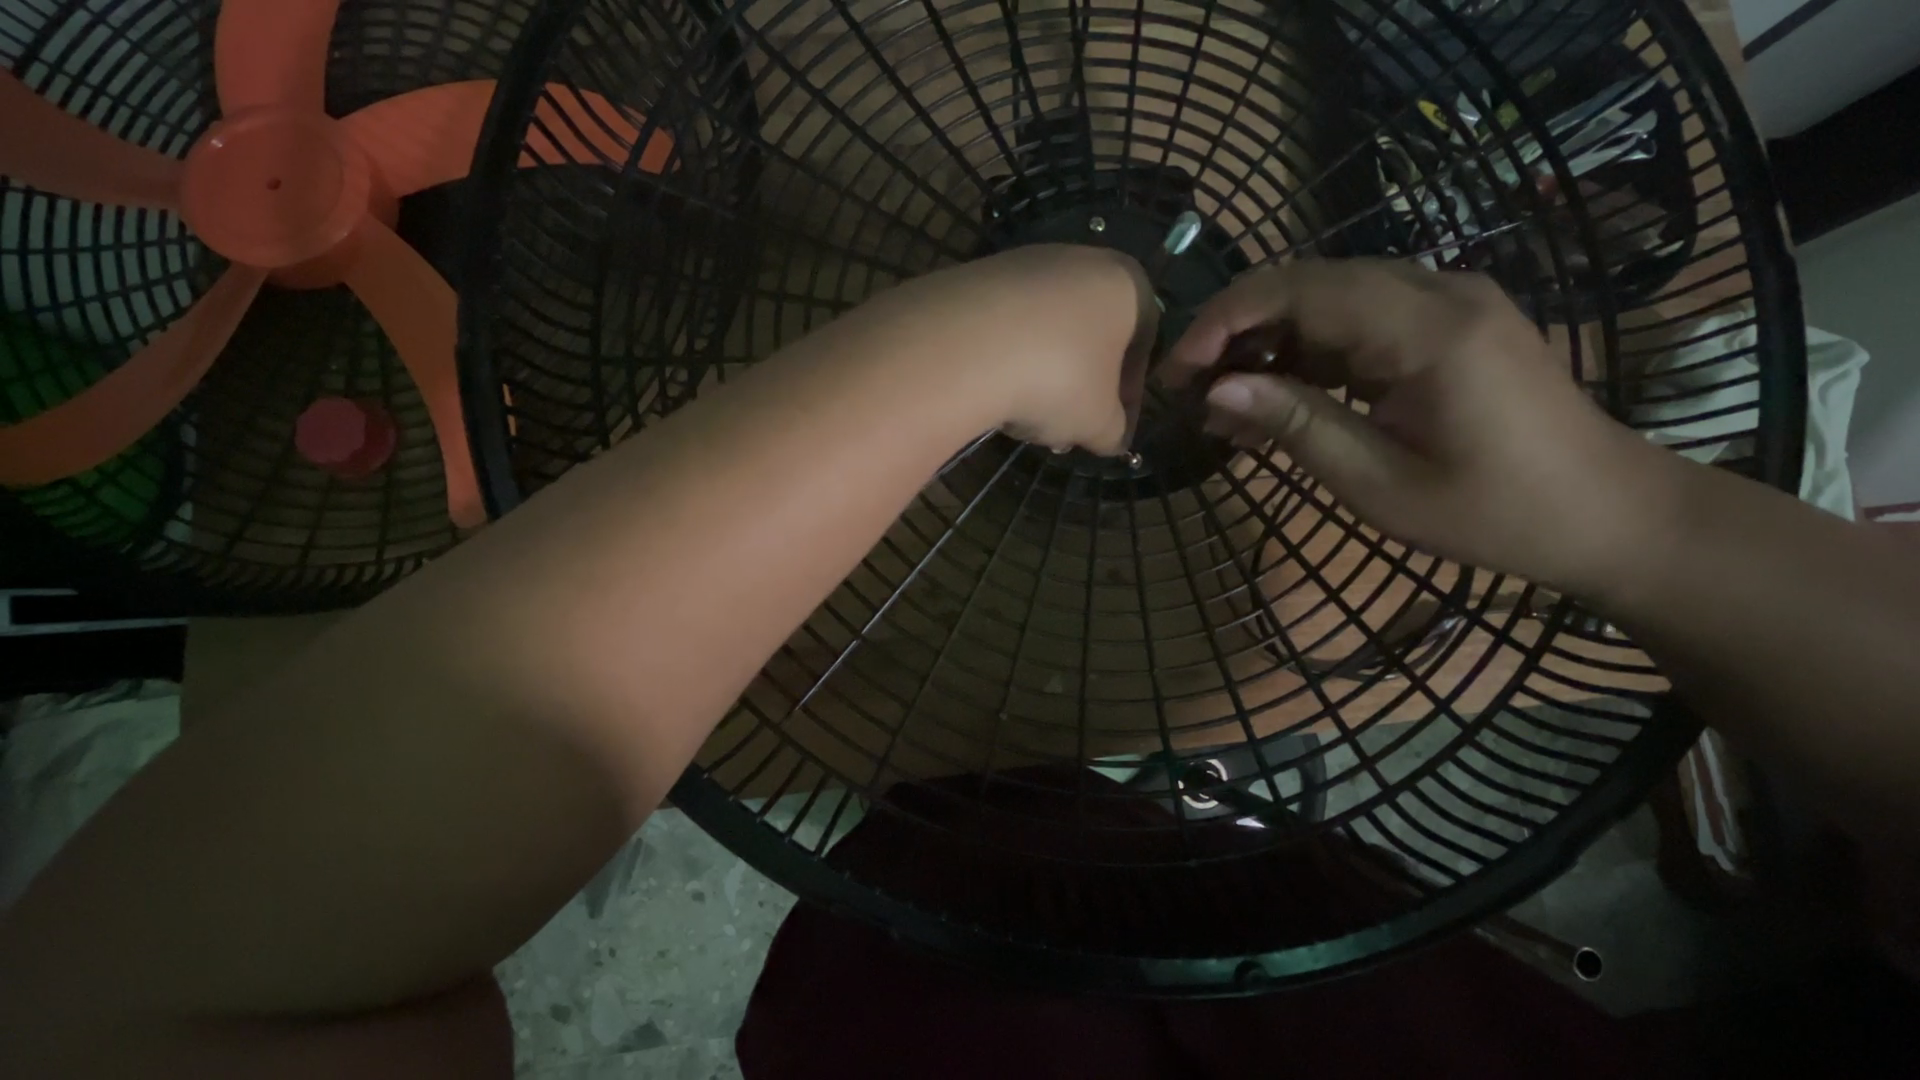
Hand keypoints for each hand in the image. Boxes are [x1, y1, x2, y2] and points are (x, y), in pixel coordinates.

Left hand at [860, 244, 1157, 454]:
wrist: (965, 343)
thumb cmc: (1059, 378)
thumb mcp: (1099, 422)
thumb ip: (1114, 431)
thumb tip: (1112, 437)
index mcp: (1128, 284)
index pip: (1145, 343)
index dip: (1130, 395)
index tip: (1112, 428)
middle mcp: (1081, 260)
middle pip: (1091, 332)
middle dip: (1081, 384)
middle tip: (1066, 426)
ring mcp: (1026, 263)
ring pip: (1047, 328)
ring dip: (1042, 372)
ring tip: (1024, 415)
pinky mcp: (977, 275)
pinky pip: (1006, 323)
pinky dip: (1005, 356)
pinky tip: (991, 391)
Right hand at [1163, 260, 1675, 592]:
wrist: (1608, 514)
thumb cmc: (1494, 513)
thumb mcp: (1380, 483)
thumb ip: (1296, 426)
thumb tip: (1216, 391)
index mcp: (1427, 328)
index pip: (1299, 290)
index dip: (1225, 320)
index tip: (1178, 370)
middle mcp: (1440, 290)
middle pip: (1311, 281)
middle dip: (1239, 327)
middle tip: (1191, 387)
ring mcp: (1451, 300)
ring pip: (1333, 294)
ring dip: (1272, 338)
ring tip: (1228, 398)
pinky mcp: (1453, 320)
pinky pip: (1363, 315)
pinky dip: (1313, 348)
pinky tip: (1283, 391)